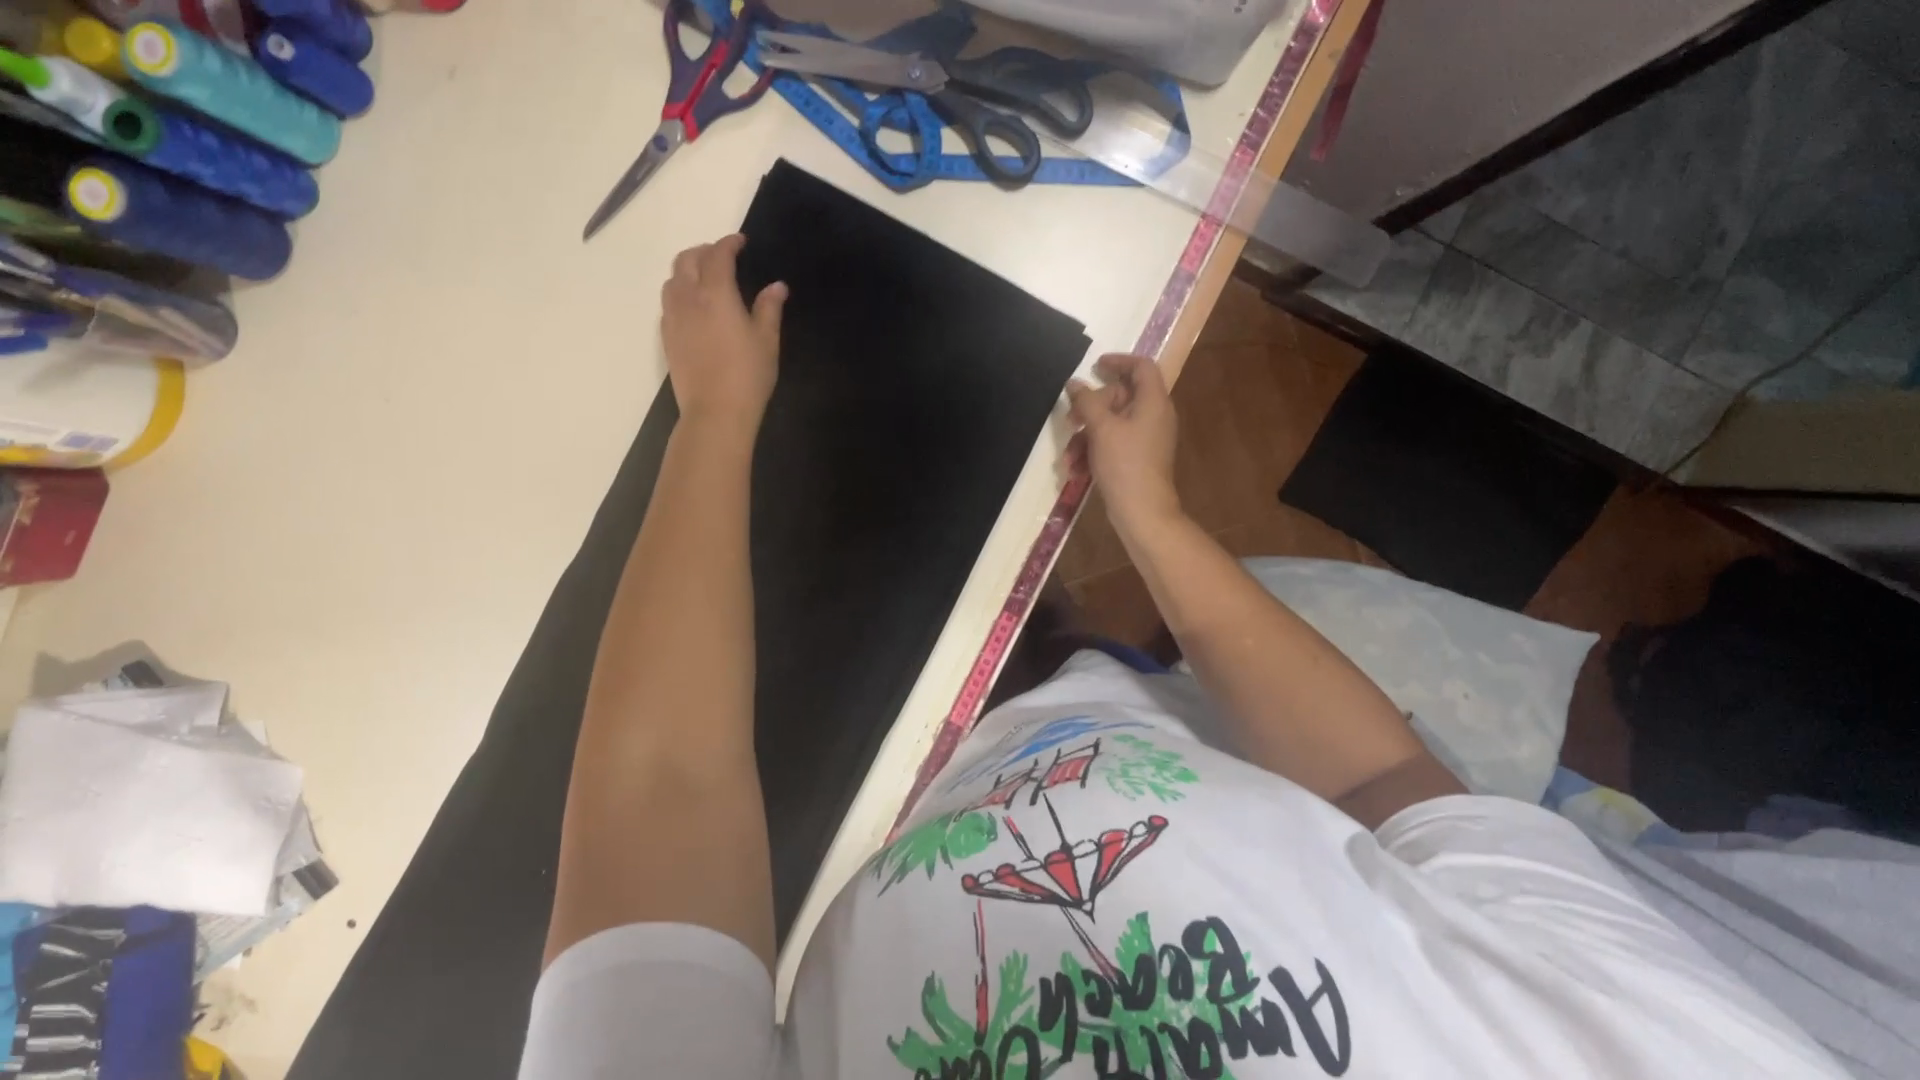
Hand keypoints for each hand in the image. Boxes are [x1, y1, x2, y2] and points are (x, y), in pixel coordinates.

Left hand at [660, 234, 787, 429]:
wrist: (714, 412)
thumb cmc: (747, 375)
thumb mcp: (767, 341)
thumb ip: (769, 308)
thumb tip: (776, 286)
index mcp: (716, 294)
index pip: (718, 255)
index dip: (729, 244)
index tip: (740, 242)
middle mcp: (688, 298)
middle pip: (687, 260)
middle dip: (704, 251)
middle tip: (722, 256)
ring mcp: (672, 317)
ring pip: (672, 279)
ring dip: (688, 269)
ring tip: (705, 278)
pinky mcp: (666, 337)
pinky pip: (668, 302)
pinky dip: (680, 292)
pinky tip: (694, 306)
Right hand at [1066, 354, 1180, 531]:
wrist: (1142, 512)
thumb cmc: (1125, 464)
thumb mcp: (1101, 429)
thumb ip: (1086, 401)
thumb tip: (1074, 383)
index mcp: (1153, 402)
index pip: (1142, 367)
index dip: (1119, 361)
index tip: (1095, 366)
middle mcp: (1154, 416)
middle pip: (1120, 396)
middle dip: (1090, 408)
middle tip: (1070, 419)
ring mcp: (1146, 439)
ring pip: (1111, 423)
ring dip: (1085, 436)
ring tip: (1068, 457)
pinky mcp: (1137, 458)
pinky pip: (1113, 444)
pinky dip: (1093, 452)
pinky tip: (1075, 470)